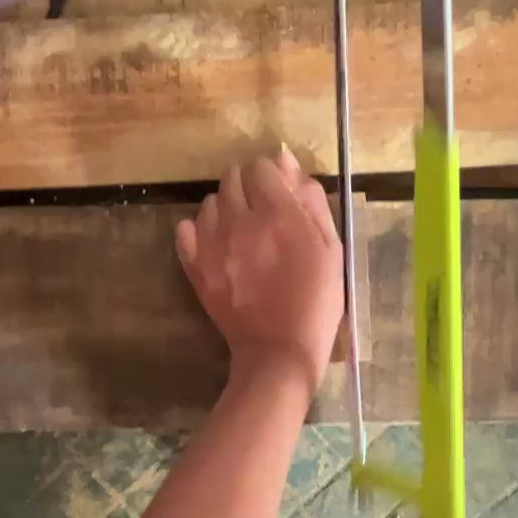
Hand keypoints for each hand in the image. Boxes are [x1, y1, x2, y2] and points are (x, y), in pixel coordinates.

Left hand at [177, 149, 342, 398]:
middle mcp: (241, 222)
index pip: (262, 167)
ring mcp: (213, 244)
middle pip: (232, 178)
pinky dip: (199, 229)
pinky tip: (216, 243)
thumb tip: (289, 165)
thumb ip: (312, 203)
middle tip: (260, 211)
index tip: (279, 193)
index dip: (272, 176)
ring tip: (240, 230)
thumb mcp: (331, 250)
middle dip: (247, 186)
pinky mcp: (196, 267)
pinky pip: (186, 229)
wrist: (279, 352)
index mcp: (279, 215)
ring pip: (210, 202)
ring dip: (225, 207)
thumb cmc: (315, 302)